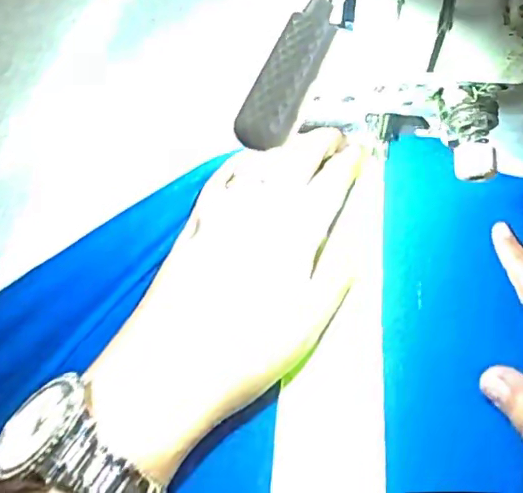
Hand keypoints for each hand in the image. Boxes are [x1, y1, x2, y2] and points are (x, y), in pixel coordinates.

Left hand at [84, 133, 370, 484]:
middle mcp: (261, 211)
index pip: (332, 178)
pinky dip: (244, 161)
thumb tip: (359, 232)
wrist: (160, 381)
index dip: (351, 160)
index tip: (362, 153)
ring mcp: (224, 215)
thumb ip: (339, 267)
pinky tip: (249, 162)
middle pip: (297, 157)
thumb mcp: (310, 319)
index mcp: (296, 230)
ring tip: (303, 147)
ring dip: (288, 147)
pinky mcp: (195, 227)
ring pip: (262, 161)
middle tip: (338, 141)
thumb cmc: (243, 355)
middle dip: (323, 142)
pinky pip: (222, 178)